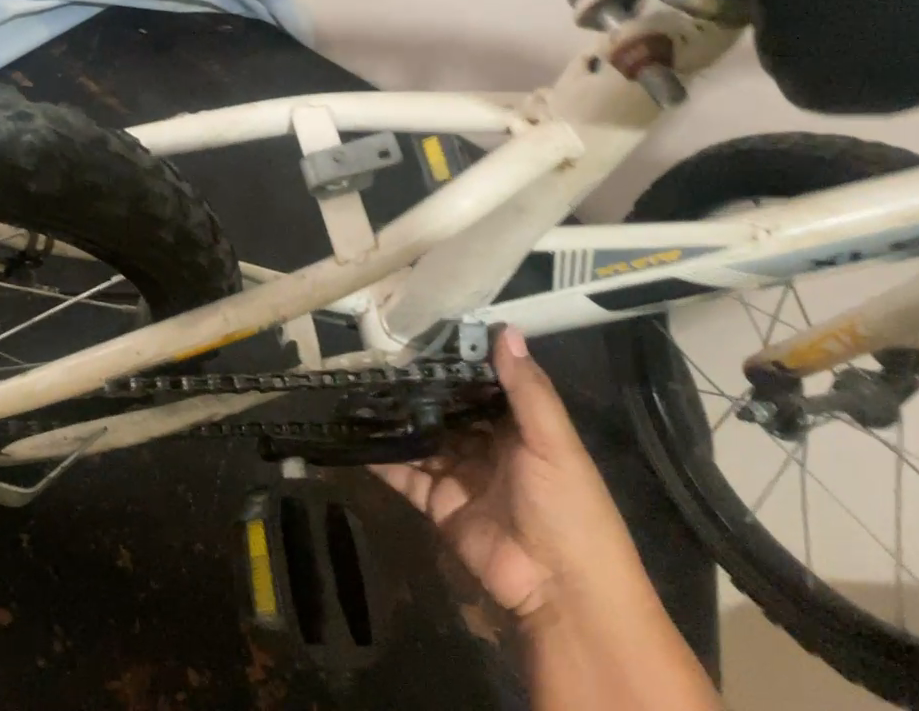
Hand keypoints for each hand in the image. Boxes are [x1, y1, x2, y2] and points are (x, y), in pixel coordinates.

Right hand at [372, 329, 721, 709]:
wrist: (560, 590)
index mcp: (521, 429)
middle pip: (445, 411)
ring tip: (354, 389)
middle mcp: (487, 446)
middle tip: (373, 357)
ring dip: (393, 419)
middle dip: (415, 389)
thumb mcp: (553, 444)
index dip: (455, 361)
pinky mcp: (436, 503)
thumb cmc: (568, 508)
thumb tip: (503, 328)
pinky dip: (379, 458)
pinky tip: (351, 436)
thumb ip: (526, 390)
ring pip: (419, 439)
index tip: (419, 330)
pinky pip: (403, 475)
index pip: (483, 385)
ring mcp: (459, 475)